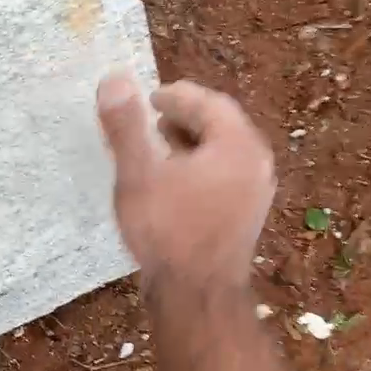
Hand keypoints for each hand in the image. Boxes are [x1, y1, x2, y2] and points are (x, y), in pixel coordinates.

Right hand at [96, 74, 275, 296]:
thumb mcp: (138, 174)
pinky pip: (222, 177)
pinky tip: (171, 185)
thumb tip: (114, 78)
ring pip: (222, 154)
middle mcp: (256, 164)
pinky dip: (196, 169)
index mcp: (237, 145)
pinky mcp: (244, 217)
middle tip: (150, 118)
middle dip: (183, 119)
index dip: (176, 95)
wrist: (195, 292)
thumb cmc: (165, 228)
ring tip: (156, 149)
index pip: (209, 104)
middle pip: (220, 127)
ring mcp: (255, 193)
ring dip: (189, 145)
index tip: (147, 96)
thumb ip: (126, 126)